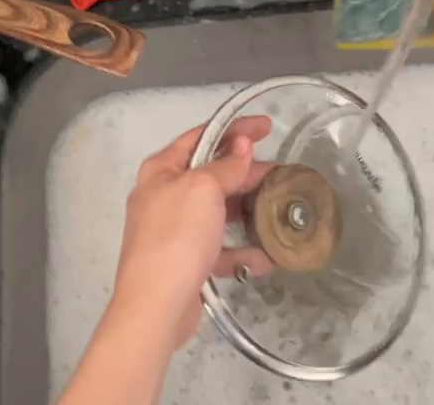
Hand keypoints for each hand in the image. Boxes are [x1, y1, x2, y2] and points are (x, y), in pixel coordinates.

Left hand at [108, 117, 275, 350]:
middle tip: (278, 170)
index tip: (266, 127)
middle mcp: (164, 195)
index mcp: (161, 169)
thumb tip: (242, 145)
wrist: (155, 306)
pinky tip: (263, 257)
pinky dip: (238, 249)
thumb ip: (225, 166)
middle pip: (210, 173)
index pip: (202, 136)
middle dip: (244, 170)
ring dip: (244, 209)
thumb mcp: (203, 189)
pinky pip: (216, 247)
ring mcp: (172, 229)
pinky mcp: (184, 260)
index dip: (235, 128)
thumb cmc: (176, 236)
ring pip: (215, 210)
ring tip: (276, 208)